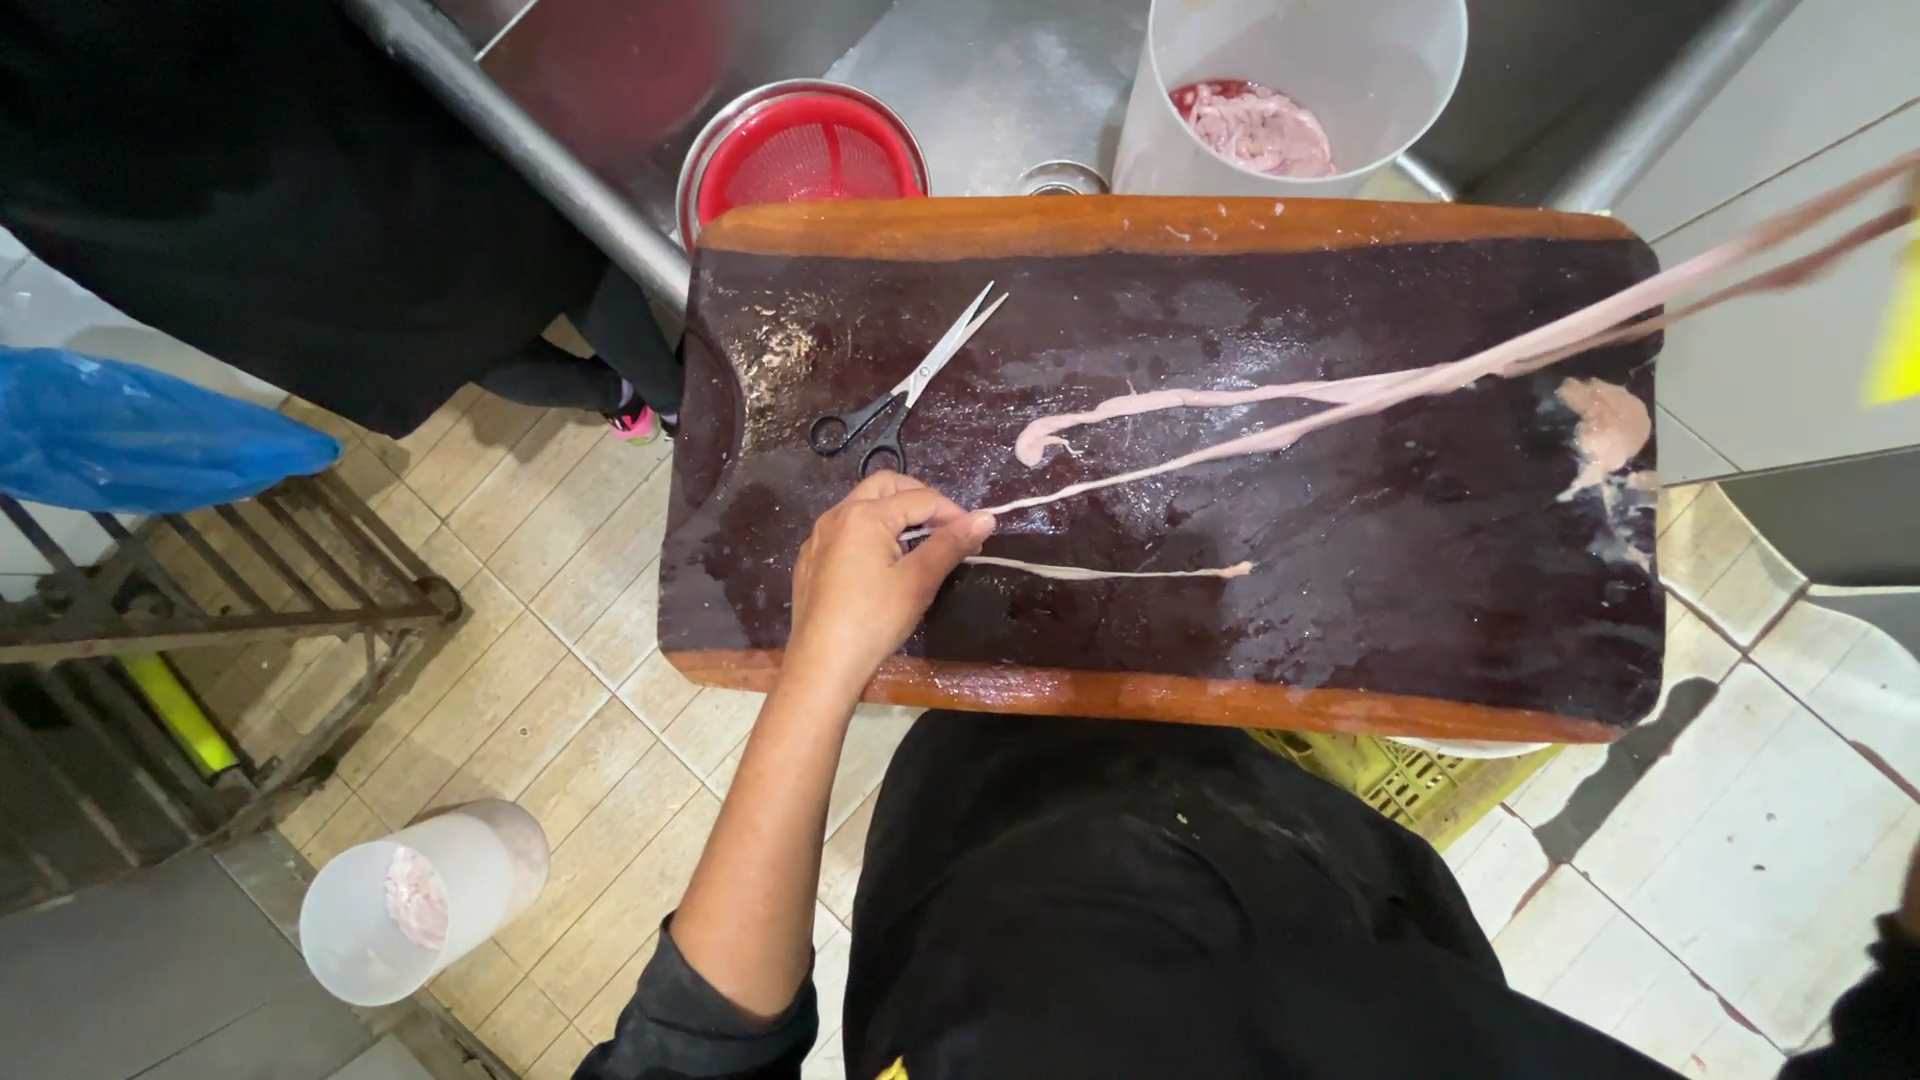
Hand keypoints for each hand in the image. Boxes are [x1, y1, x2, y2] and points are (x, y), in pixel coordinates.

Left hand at [787, 471, 993, 689]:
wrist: (822, 664)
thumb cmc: (874, 620)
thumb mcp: (919, 580)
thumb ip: (951, 543)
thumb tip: (986, 517)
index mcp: (865, 515)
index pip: (920, 499)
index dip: (952, 512)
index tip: (974, 535)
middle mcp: (837, 515)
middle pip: (885, 486)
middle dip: (919, 498)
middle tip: (944, 526)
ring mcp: (818, 537)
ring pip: (862, 506)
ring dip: (893, 513)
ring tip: (917, 544)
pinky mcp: (810, 560)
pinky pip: (845, 530)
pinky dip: (870, 532)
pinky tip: (880, 564)